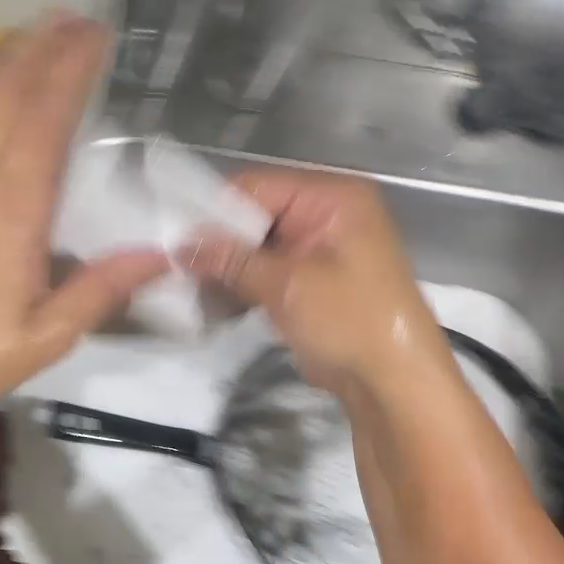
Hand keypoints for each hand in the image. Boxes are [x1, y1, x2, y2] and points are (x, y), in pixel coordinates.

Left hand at [0, 13, 169, 416]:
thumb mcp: (51, 335)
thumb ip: (103, 289)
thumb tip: (159, 256)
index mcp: (11, 207)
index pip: (44, 111)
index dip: (71, 65)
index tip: (96, 38)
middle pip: (3, 88)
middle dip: (39, 47)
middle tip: (69, 25)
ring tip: (22, 41)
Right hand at [182, 169, 445, 394]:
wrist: (388, 376)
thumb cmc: (348, 320)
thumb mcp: (287, 284)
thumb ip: (233, 260)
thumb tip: (181, 246)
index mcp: (330, 198)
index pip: (256, 187)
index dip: (213, 212)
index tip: (175, 240)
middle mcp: (322, 215)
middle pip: (253, 216)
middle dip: (216, 244)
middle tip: (177, 270)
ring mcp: (315, 250)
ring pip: (253, 248)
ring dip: (224, 270)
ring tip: (191, 291)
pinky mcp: (305, 281)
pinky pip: (262, 273)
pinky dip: (238, 287)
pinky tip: (214, 305)